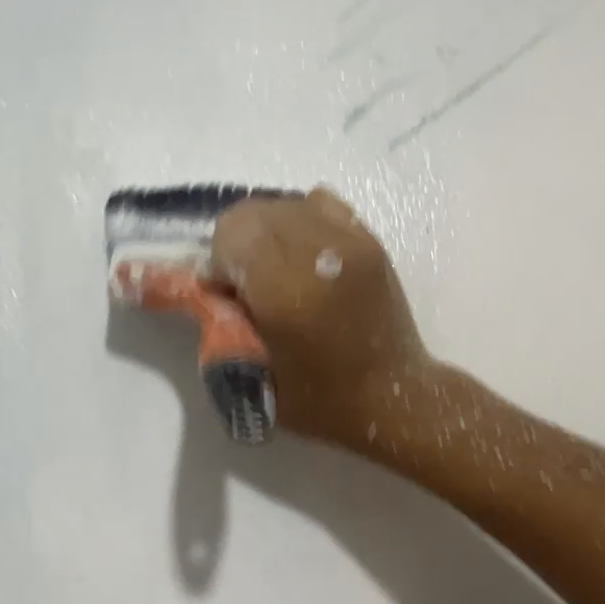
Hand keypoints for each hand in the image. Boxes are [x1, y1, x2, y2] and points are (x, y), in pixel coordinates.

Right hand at [211, 186, 428, 445]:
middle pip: (253, 212)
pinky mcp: (369, 239)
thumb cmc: (319, 399)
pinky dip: (299, 224)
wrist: (393, 398)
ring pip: (284, 204)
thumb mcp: (253, 375)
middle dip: (237, 245)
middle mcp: (320, 251)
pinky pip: (318, 205)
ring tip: (276, 273)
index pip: (232, 232)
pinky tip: (303, 261)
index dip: (218, 261)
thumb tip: (211, 287)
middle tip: (248, 287)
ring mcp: (351, 240)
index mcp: (288, 290)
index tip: (228, 297)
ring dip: (267, 233)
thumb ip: (224, 324)